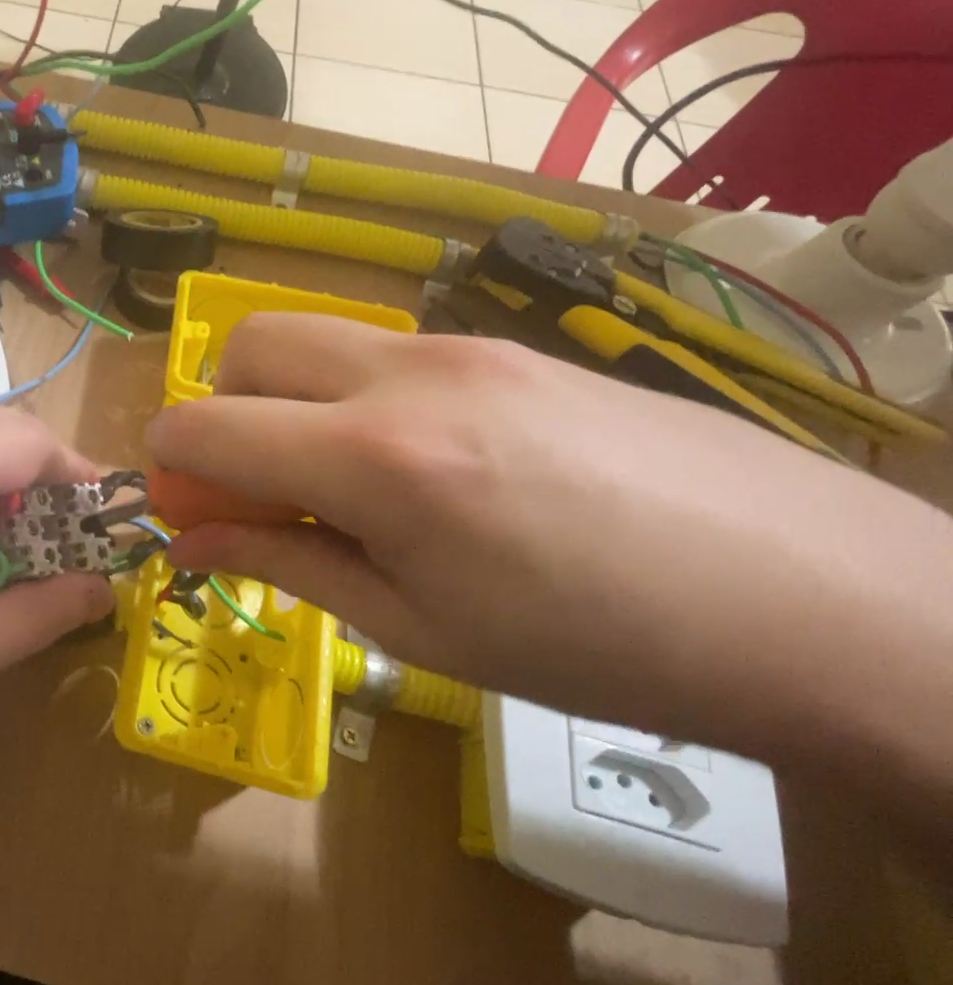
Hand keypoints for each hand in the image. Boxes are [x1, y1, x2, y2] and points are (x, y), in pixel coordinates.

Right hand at [146, 313, 952, 777]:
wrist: (814, 597)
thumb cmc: (593, 646)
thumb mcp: (415, 626)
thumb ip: (284, 564)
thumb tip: (188, 542)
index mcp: (375, 459)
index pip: (207, 424)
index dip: (169, 463)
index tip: (182, 507)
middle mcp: (406, 375)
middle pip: (249, 342)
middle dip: (222, 407)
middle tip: (261, 485)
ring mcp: (464, 347)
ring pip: (318, 337)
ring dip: (289, 398)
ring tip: (345, 483)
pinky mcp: (509, 347)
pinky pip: (387, 350)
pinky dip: (354, 396)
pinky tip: (421, 467)